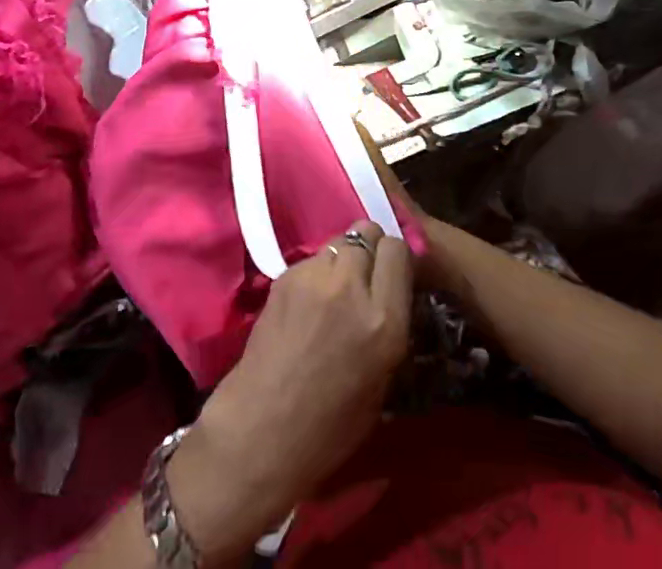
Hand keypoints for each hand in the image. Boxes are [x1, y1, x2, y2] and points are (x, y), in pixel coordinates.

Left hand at [168, 221, 412, 559]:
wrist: (264, 428)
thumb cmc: (332, 423)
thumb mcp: (384, 376)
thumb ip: (390, 323)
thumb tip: (390, 293)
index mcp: (385, 319)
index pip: (398, 250)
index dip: (396, 260)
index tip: (392, 276)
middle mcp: (351, 288)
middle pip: (366, 233)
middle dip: (369, 251)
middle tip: (363, 278)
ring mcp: (313, 278)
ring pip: (337, 242)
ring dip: (341, 259)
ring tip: (333, 290)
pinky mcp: (283, 278)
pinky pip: (310, 261)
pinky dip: (315, 274)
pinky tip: (307, 302)